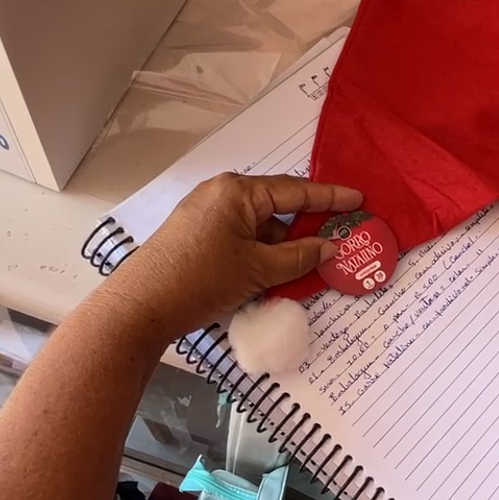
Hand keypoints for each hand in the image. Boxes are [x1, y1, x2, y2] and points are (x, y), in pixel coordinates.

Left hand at [100, 173, 362, 340]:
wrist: (139, 308)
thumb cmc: (200, 281)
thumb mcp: (258, 270)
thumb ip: (300, 256)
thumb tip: (330, 247)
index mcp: (238, 192)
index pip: (295, 190)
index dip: (331, 198)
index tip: (359, 200)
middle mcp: (222, 194)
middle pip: (278, 207)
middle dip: (307, 225)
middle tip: (340, 237)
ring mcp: (207, 214)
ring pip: (260, 226)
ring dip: (284, 245)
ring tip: (311, 266)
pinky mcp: (198, 236)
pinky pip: (243, 237)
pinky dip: (262, 252)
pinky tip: (278, 272)